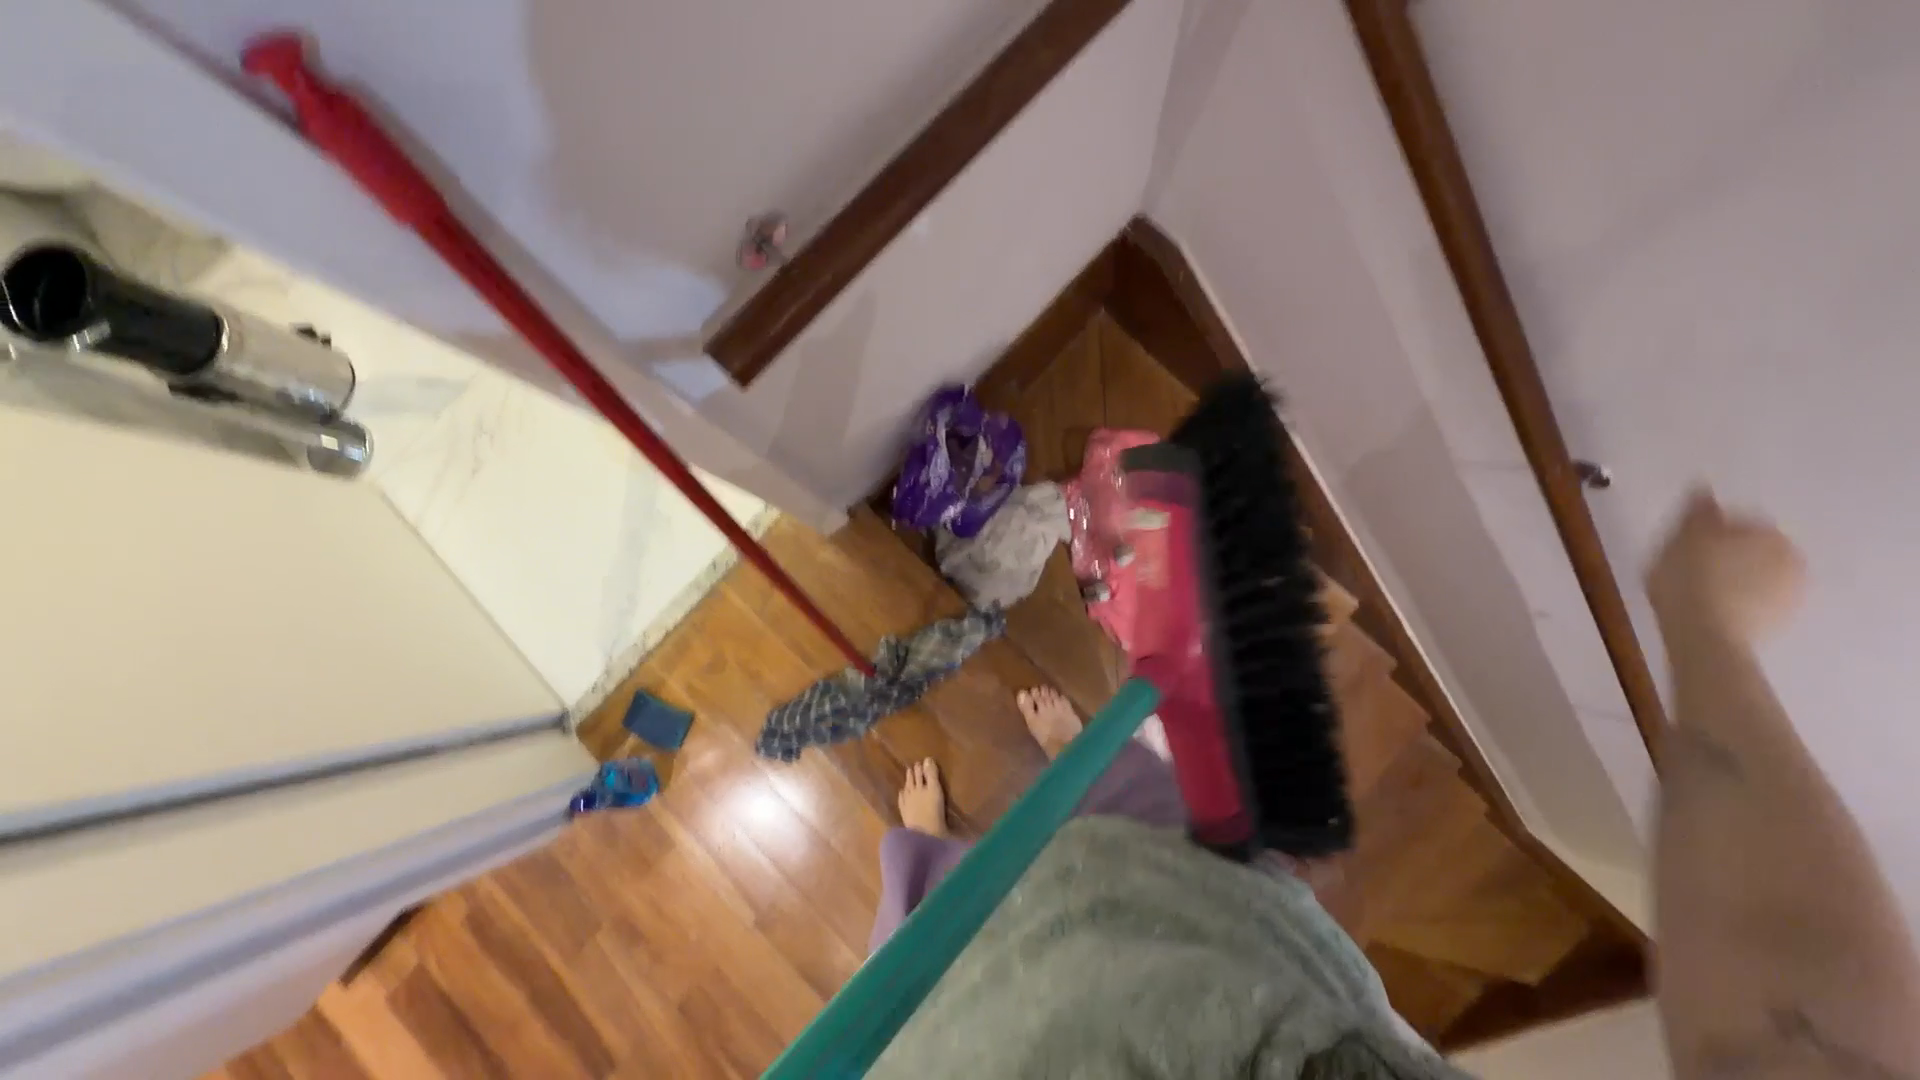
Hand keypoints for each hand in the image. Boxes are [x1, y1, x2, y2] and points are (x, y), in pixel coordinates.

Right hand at [1646, 489, 1805, 642]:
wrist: (1706, 636)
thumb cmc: (1689, 580)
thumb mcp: (1681, 538)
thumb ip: (1696, 511)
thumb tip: (1702, 487)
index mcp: (1769, 533)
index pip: (1736, 519)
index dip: (1705, 528)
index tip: (1679, 542)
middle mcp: (1791, 558)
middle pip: (1749, 548)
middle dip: (1722, 553)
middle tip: (1685, 564)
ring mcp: (1791, 592)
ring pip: (1752, 575)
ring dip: (1729, 577)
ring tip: (1694, 589)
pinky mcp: (1781, 620)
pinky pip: (1753, 601)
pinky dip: (1735, 600)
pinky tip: (1707, 607)